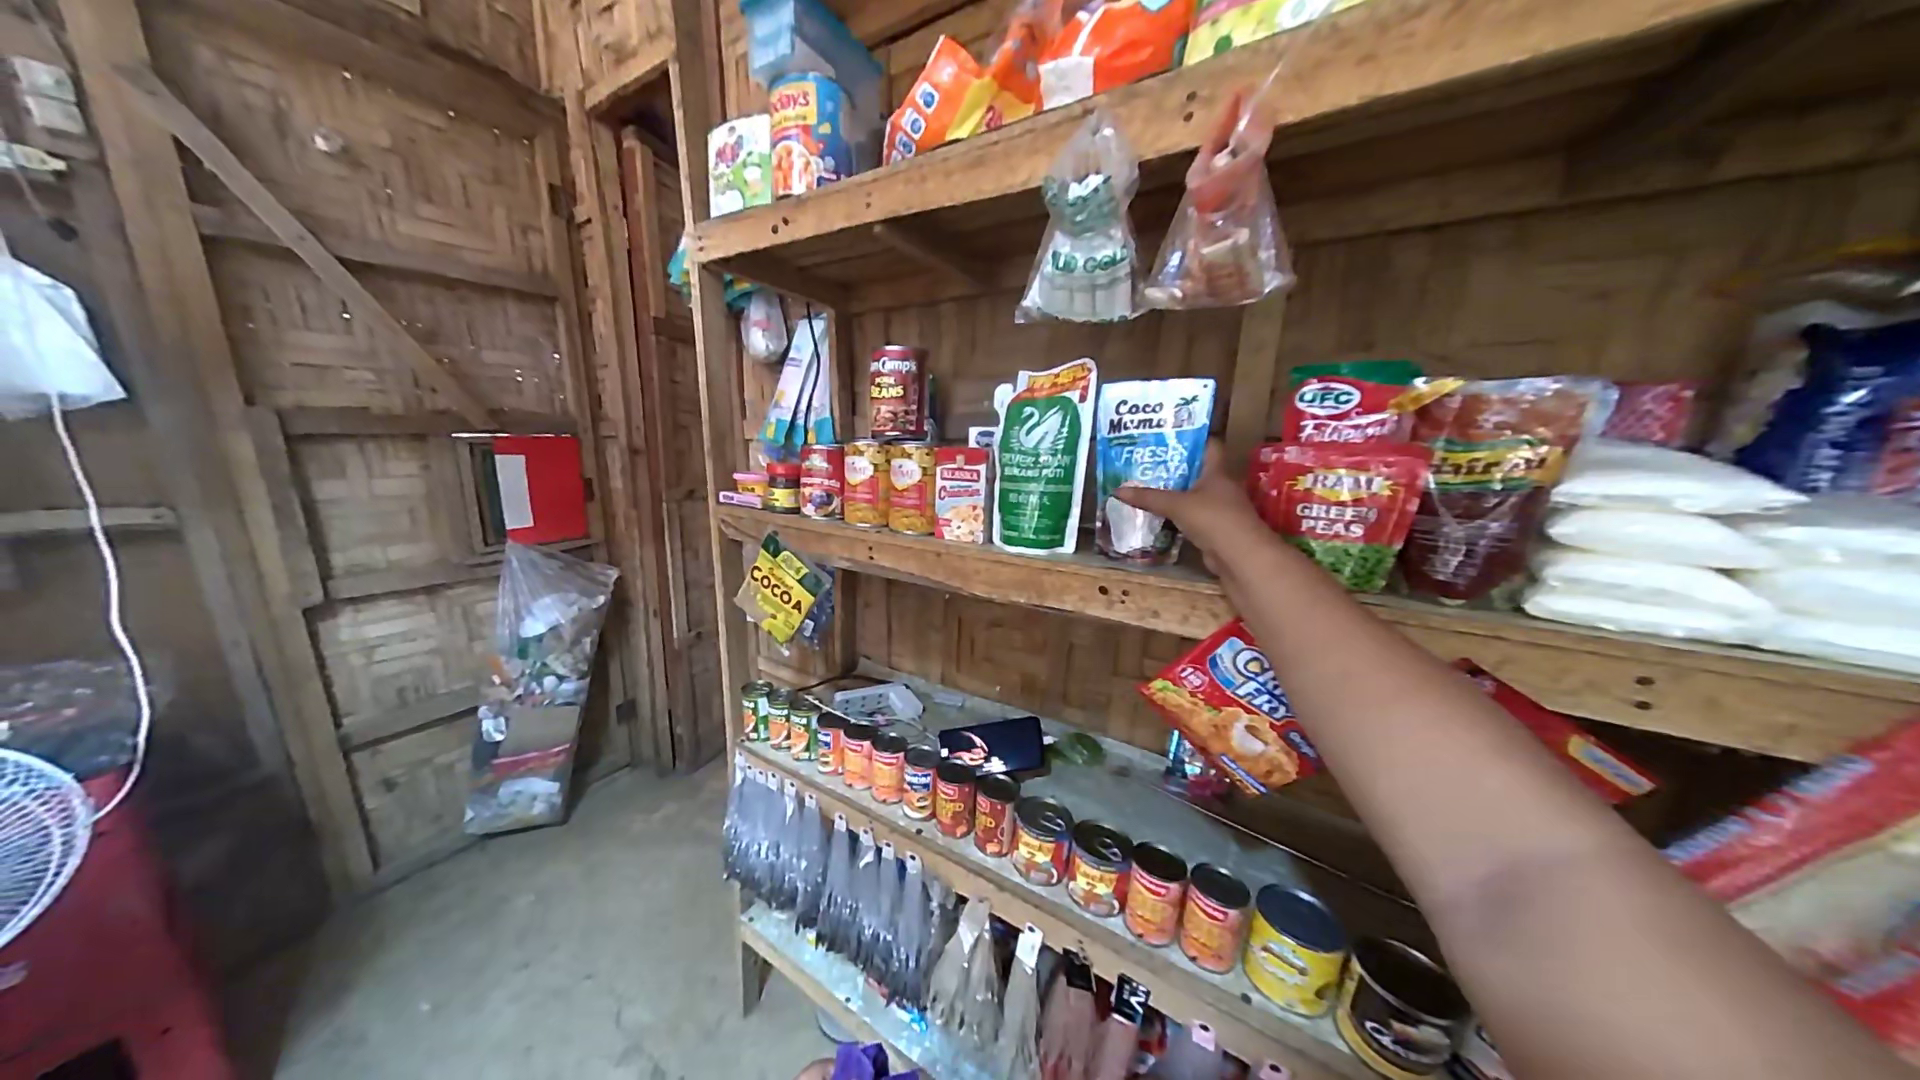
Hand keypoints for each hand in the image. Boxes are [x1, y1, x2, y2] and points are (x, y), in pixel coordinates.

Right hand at [1115, 441, 1269, 574]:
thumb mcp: (1177, 505)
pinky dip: (1176, 516)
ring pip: (1192, 496)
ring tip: (1145, 488)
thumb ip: (1148, 497)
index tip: (1168, 436)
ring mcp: (1219, 509)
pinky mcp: (1214, 529)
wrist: (1239, 556)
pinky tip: (1156, 515)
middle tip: (1146, 463)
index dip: (1192, 438)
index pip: (1209, 445)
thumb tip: (1117, 490)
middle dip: (1173, 468)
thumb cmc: (1213, 518)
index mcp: (1217, 472)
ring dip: (1173, 494)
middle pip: (1196, 471)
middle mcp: (1220, 487)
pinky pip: (1191, 517)